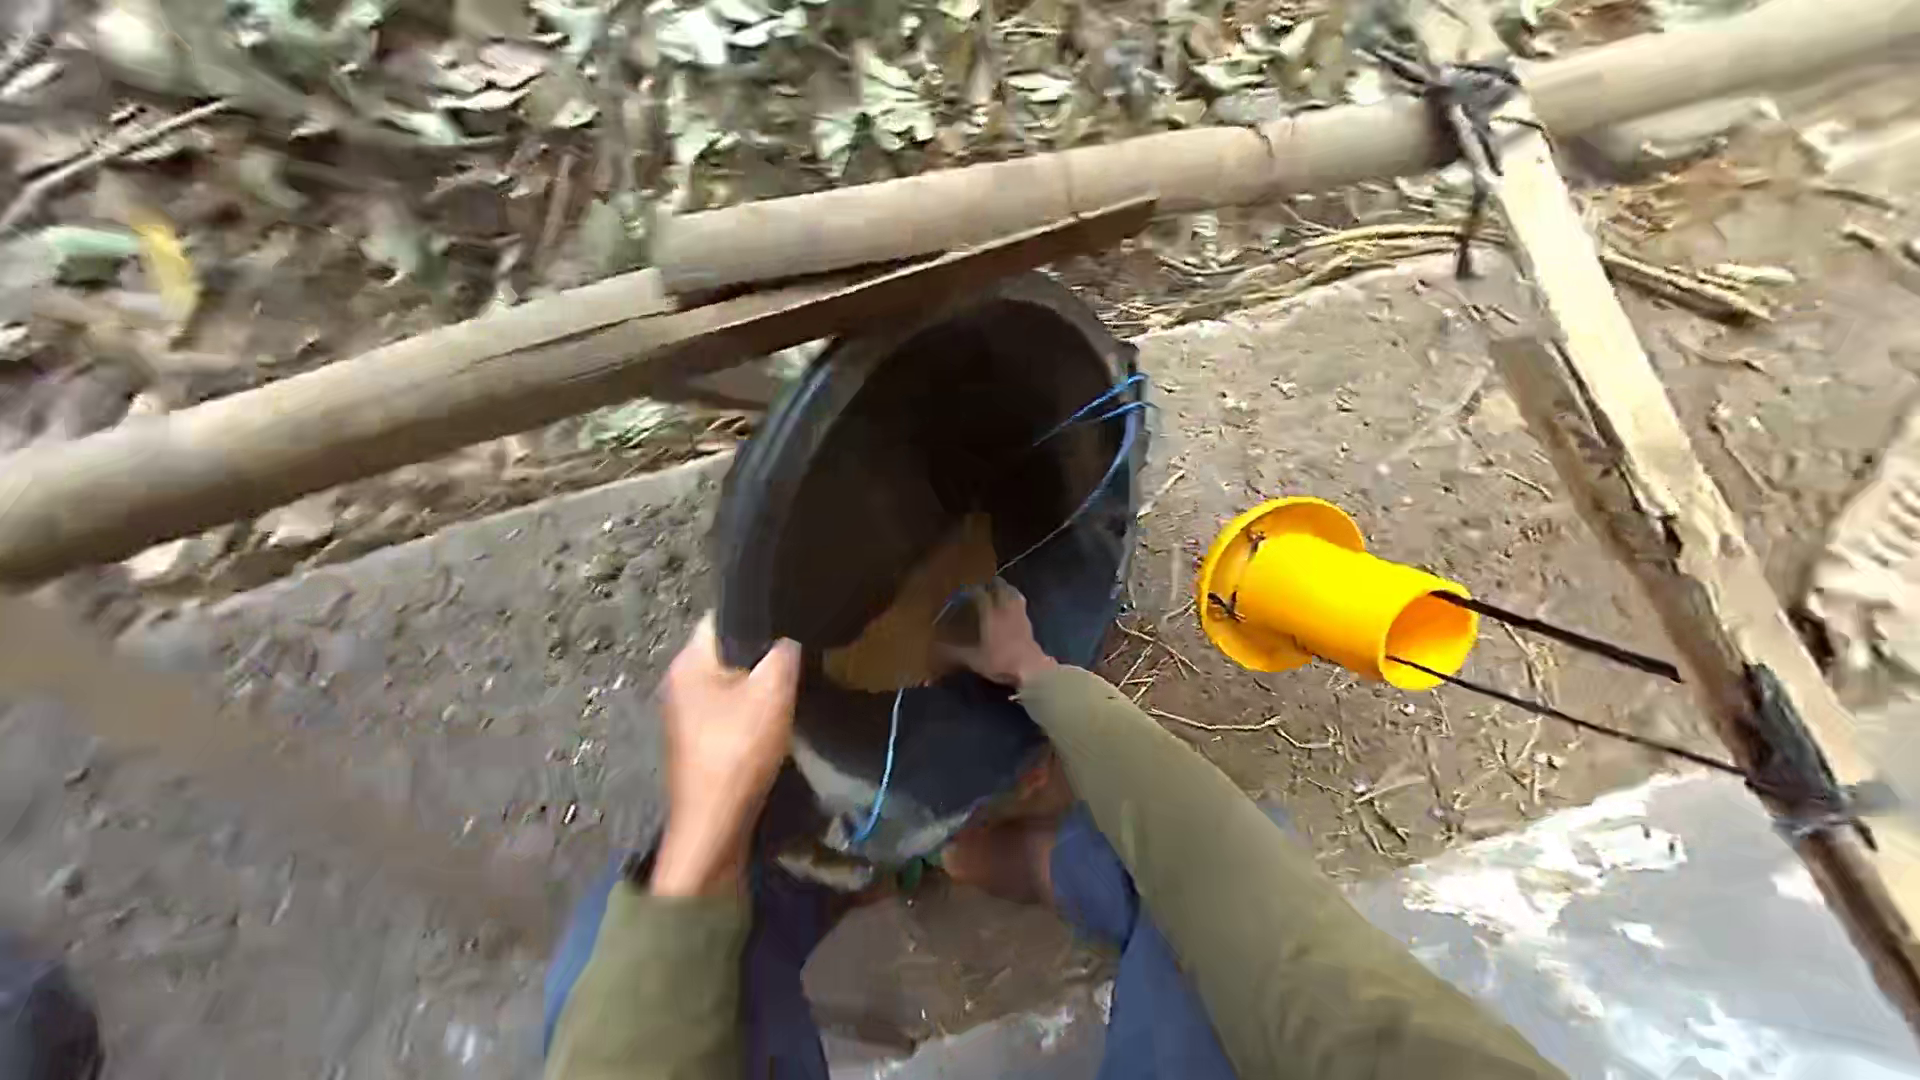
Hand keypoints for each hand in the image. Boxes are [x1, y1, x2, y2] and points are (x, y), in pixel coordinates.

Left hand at [650, 615, 801, 897]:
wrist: (714, 824)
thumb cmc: (739, 750)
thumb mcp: (772, 692)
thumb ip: (784, 651)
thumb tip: (790, 630)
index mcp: (689, 660)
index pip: (726, 615)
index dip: (761, 614)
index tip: (792, 618)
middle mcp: (680, 678)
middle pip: (730, 646)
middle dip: (763, 648)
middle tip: (798, 650)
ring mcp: (686, 709)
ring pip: (731, 675)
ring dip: (759, 677)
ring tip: (791, 678)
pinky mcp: (698, 734)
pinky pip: (729, 701)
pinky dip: (751, 701)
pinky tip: (773, 711)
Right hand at [944, 579, 1057, 688]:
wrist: (1031, 669)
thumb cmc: (1000, 661)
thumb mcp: (974, 659)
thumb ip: (955, 652)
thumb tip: (935, 648)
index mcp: (990, 614)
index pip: (981, 594)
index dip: (973, 590)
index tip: (966, 589)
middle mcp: (1005, 609)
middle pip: (1001, 588)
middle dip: (993, 583)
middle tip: (985, 584)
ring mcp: (1019, 614)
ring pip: (1014, 593)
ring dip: (1007, 589)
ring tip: (1001, 589)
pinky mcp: (1029, 623)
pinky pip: (1022, 604)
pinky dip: (1016, 600)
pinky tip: (1014, 607)